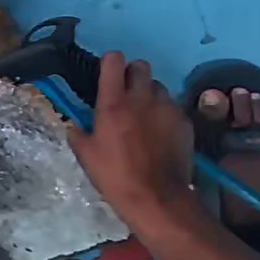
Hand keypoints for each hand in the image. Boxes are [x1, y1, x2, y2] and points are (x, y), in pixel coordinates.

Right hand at [67, 52, 197, 227]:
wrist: (157, 199)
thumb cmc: (116, 176)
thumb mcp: (86, 156)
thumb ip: (77, 133)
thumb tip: (75, 125)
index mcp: (114, 102)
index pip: (114, 60)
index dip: (109, 62)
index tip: (107, 75)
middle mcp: (142, 97)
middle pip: (141, 65)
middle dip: (132, 74)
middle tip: (126, 95)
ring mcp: (167, 108)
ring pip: (158, 86)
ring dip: (149, 94)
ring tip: (145, 116)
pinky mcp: (184, 121)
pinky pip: (173, 107)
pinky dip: (165, 114)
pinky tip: (161, 134)